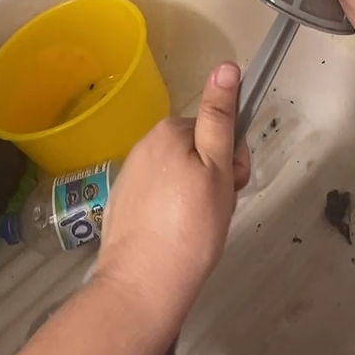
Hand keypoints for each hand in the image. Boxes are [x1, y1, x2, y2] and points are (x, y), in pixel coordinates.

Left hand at [92, 63, 250, 330]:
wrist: (140, 289)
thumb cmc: (189, 227)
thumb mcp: (216, 168)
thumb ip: (221, 117)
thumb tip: (226, 66)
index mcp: (168, 131)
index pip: (214, 128)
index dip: (230, 157)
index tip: (232, 184)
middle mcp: (145, 145)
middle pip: (196, 150)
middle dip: (213, 176)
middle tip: (216, 209)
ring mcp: (130, 176)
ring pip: (179, 174)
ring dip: (195, 194)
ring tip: (197, 228)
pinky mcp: (123, 205)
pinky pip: (159, 195)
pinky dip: (172, 210)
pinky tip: (176, 235)